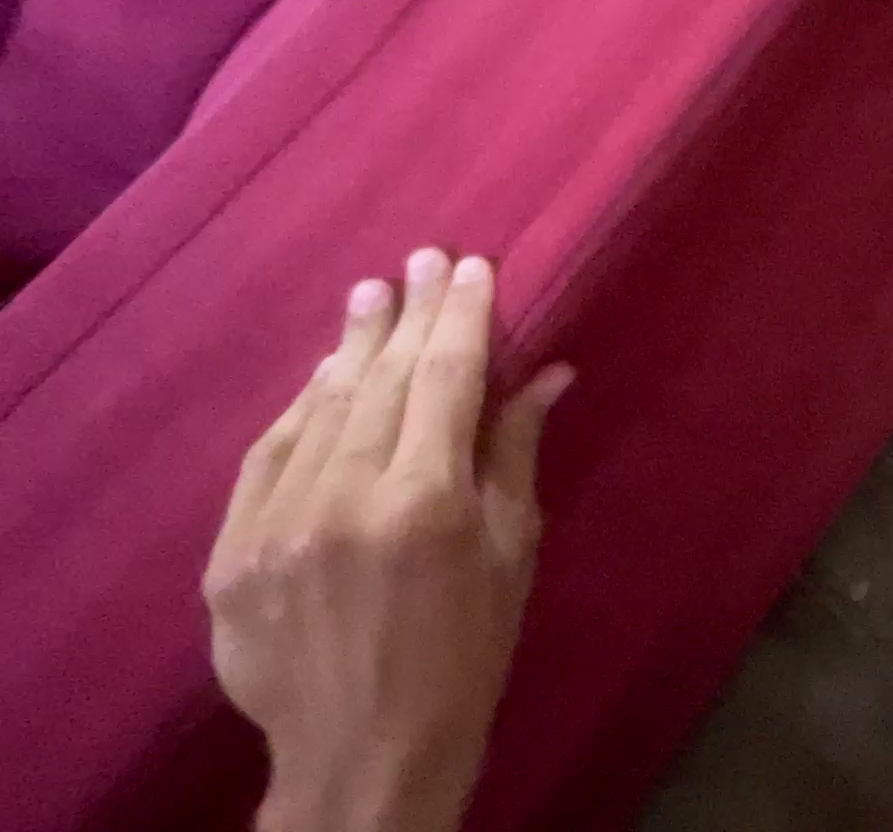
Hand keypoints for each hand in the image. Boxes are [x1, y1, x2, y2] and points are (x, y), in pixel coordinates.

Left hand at [202, 248, 573, 831]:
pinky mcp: (230, 551)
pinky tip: (325, 371)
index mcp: (426, 501)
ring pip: (320, 409)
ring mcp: (273, 523)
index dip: (461, 316)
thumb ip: (517, 451)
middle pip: (380, 381)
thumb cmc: (472, 642)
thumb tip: (549, 374)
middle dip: (408, 314)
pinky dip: (303, 406)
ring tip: (373, 295)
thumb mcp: (515, 547)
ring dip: (352, 347)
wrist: (368, 746)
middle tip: (422, 258)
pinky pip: (270, 455)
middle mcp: (343, 498)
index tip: (471, 268)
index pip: (445, 379)